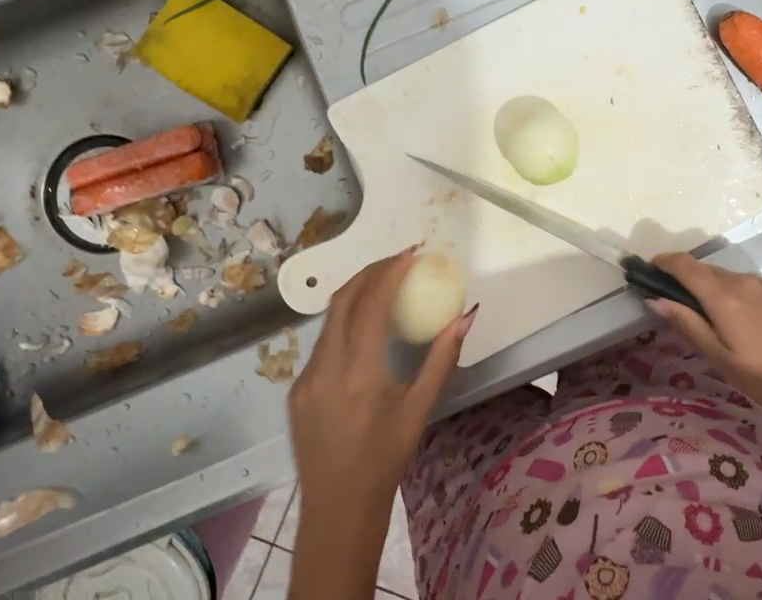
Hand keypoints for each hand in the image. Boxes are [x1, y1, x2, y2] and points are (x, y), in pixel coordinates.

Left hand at [288, 248, 475, 517]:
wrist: (337, 507)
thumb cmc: (385, 459)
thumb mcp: (419, 411)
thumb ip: (441, 360)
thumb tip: (465, 318)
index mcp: (359, 374)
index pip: (371, 304)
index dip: (390, 272)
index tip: (410, 255)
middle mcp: (326, 368)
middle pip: (343, 300)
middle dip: (370, 272)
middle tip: (397, 262)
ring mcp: (305, 377)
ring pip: (329, 320)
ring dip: (355, 295)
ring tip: (383, 287)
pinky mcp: (297, 389)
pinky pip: (322, 344)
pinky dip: (344, 324)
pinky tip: (363, 331)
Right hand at [646, 252, 761, 417]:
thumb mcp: (721, 359)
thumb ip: (688, 325)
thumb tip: (656, 299)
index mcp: (723, 296)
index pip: (684, 265)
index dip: (663, 262)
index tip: (648, 269)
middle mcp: (744, 281)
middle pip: (706, 271)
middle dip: (686, 279)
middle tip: (676, 303)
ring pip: (729, 279)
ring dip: (713, 289)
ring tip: (713, 319)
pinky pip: (750, 286)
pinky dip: (736, 295)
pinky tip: (745, 323)